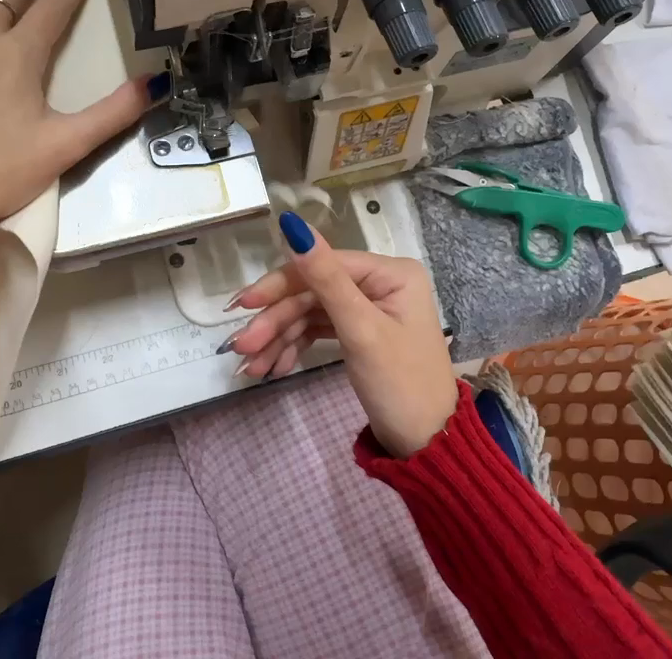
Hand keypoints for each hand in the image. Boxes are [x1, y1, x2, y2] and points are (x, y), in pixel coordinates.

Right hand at [226, 213, 458, 457]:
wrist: (428, 446)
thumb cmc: (401, 385)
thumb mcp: (361, 330)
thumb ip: (325, 278)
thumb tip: (293, 225)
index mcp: (390, 273)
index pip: (323, 266)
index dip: (279, 284)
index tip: (243, 306)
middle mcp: (380, 283)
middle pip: (312, 291)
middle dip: (275, 320)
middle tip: (242, 347)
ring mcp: (368, 308)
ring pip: (309, 312)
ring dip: (278, 337)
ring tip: (252, 367)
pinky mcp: (358, 332)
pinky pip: (317, 330)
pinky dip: (294, 346)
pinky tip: (275, 367)